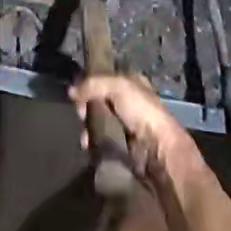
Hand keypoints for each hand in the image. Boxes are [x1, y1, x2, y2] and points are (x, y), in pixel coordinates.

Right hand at [71, 73, 195, 179]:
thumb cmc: (142, 111)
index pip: (104, 78)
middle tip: (81, 115)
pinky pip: (102, 140)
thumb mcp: (117, 86)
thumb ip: (92, 84)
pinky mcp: (123, 145)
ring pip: (98, 121)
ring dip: (88, 128)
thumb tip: (71, 92)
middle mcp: (129, 102)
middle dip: (86, 108)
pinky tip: (88, 146)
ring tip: (84, 136)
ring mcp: (126, 125)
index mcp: (132, 83)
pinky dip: (93, 143)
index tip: (78, 93)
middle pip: (98, 101)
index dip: (90, 83)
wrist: (159, 151)